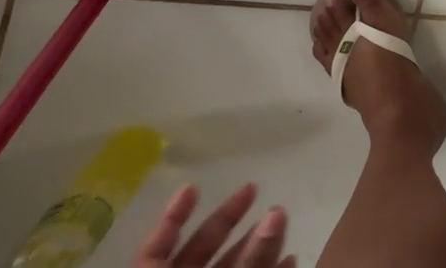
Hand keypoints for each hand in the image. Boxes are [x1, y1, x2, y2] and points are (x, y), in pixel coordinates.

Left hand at [135, 184, 293, 267]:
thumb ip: (246, 258)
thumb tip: (277, 213)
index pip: (155, 248)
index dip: (172, 218)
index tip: (192, 186)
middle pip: (199, 251)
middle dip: (227, 219)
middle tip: (253, 187)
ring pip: (228, 267)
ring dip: (257, 243)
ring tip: (281, 218)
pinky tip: (290, 258)